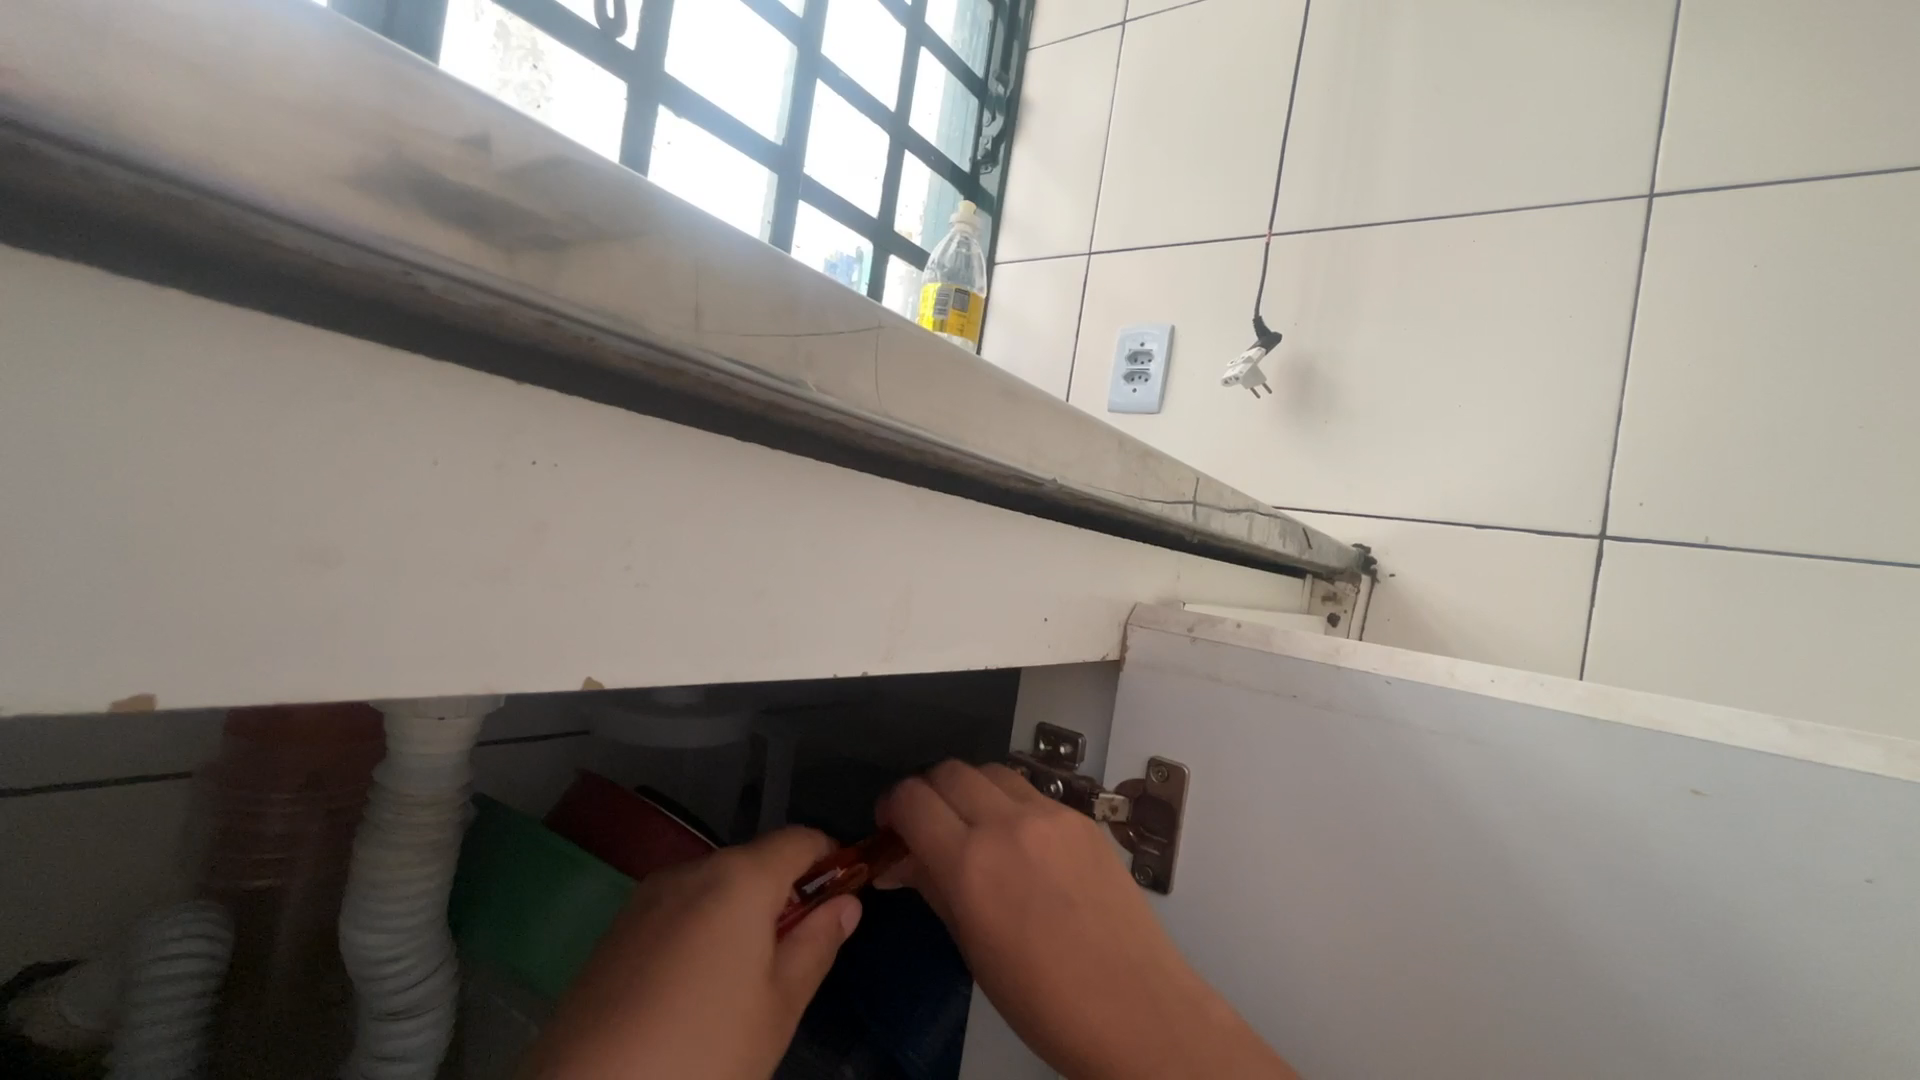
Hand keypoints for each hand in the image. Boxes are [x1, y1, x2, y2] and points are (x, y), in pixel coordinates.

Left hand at [519, 827, 860, 1079]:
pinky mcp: (614, 932)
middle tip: (795, 959)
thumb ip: (817, 944)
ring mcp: (645, 899)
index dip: (831, 860)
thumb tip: (846, 903)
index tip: (844, 900)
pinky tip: (692, 995)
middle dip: (785, 896)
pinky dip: (701, 933)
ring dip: (742, 916)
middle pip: (756, 863)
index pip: (800, 839)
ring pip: (715, 889)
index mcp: (738, 878)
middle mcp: (690, 871)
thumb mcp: (778, 1007)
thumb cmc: (702, 1054)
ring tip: (742, 986)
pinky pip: (677, 912)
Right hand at [878, 761, 1297, 1079]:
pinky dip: (1011, 803)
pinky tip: (1019, 840)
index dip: (892, 807)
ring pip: (991, 771)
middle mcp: (1008, 823)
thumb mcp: (971, 947)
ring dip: (969, 789)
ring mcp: (1052, 815)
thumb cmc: (1040, 998)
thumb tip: (899, 860)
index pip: (912, 799)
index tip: (890, 827)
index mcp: (970, 863)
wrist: (1134, 1007)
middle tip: (926, 825)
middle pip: (949, 771)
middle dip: (927, 792)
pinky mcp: (1083, 818)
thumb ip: (932, 887)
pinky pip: (1032, 791)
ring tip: (972, 826)